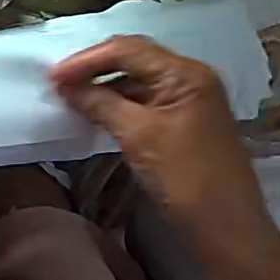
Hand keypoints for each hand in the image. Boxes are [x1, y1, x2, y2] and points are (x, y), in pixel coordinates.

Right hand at [48, 35, 264, 221]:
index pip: (127, 50)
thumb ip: (99, 102)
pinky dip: (115, 100)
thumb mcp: (137, 135)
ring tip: (70, 95)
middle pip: (132, 58)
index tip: (52, 77)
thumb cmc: (185, 177)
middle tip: (58, 82)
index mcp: (185, 74)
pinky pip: (142, 98)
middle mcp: (190, 78)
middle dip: (93, 67)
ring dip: (102, 84)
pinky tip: (93, 110)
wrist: (226, 229)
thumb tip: (65, 86)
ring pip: (135, 78)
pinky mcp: (181, 120)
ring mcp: (187, 99)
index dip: (85, 60)